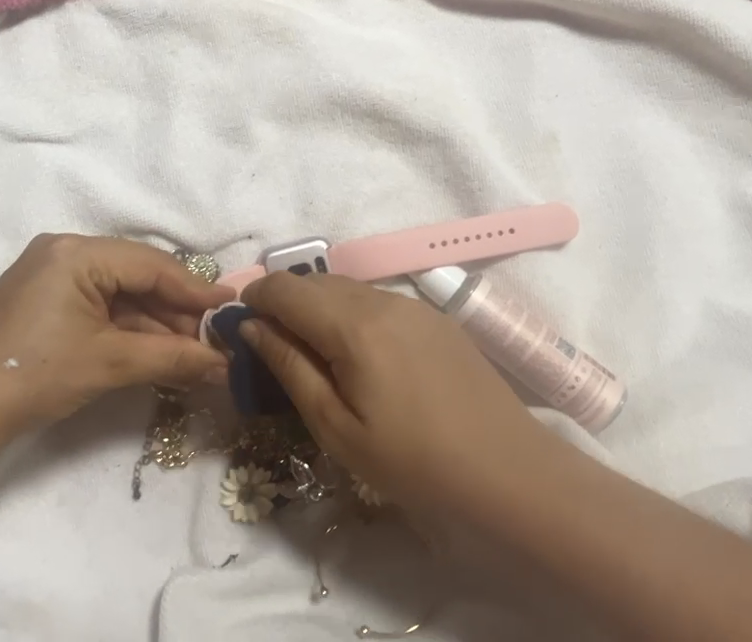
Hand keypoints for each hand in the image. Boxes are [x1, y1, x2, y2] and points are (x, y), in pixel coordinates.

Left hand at [0, 234, 233, 448]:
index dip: (195, 289)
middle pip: (136, 276)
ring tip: (191, 354)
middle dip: (176, 311)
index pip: (151, 264)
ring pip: (118, 293)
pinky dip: (126, 329)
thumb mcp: (109, 363)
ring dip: (153, 323)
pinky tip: (153, 352)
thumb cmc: (35, 374)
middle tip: (213, 341)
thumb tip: (223, 365)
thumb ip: (172, 358)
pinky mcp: (41, 301)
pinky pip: (96, 305)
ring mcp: (48, 275)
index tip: (232, 308)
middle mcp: (63, 252)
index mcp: (76, 252)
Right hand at [242, 271, 565, 517]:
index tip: (242, 331)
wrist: (508, 470)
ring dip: (319, 309)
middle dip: (285, 304)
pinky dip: (353, 316)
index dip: (255, 300)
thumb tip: (252, 326)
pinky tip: (363, 359)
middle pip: (315, 282)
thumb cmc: (412, 460)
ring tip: (318, 358)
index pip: (285, 287)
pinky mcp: (436, 319)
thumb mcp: (335, 426)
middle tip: (276, 351)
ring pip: (347, 289)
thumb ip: (289, 366)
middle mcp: (381, 300)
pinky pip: (378, 302)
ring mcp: (414, 305)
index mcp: (352, 325)